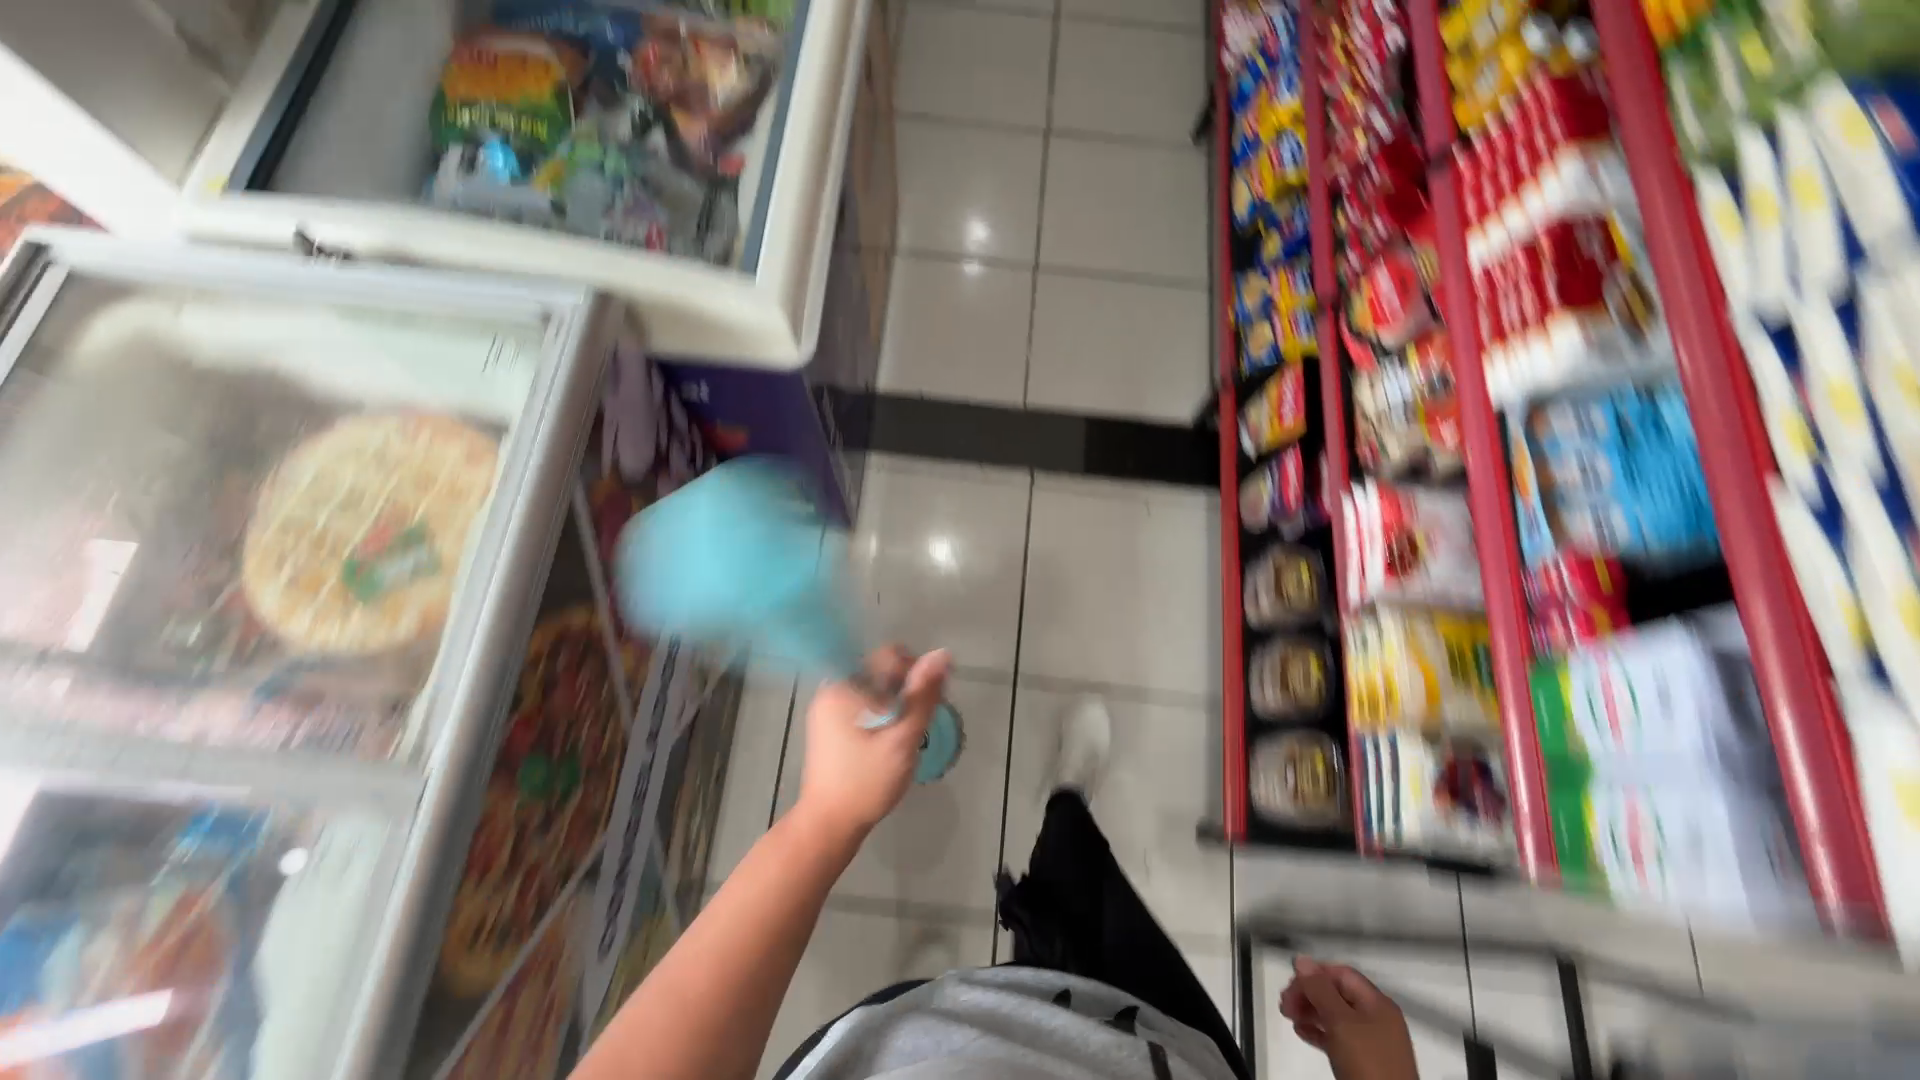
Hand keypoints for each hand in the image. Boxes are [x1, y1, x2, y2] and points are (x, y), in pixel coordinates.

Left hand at [794, 646, 951, 841]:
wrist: (829, 823)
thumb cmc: (866, 781)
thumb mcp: (902, 738)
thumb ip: (923, 695)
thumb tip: (942, 654)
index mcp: (844, 686)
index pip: (888, 655)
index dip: (914, 672)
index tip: (926, 703)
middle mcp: (832, 689)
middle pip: (881, 670)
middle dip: (906, 690)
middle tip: (918, 723)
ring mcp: (828, 708)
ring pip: (874, 689)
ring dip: (896, 704)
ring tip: (906, 734)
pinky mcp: (830, 725)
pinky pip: (863, 705)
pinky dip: (882, 715)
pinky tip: (891, 740)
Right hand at [1279, 957, 1419, 1079]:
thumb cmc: (1366, 1061)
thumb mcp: (1340, 1021)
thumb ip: (1319, 989)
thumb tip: (1302, 960)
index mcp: (1377, 1003)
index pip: (1341, 973)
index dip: (1314, 974)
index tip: (1290, 985)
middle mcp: (1376, 1017)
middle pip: (1337, 993)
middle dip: (1309, 994)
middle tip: (1285, 1004)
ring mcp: (1371, 1040)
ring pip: (1335, 1015)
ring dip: (1310, 1011)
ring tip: (1289, 1017)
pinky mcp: (1364, 1060)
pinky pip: (1337, 1036)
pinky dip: (1318, 1031)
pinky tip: (1302, 1033)